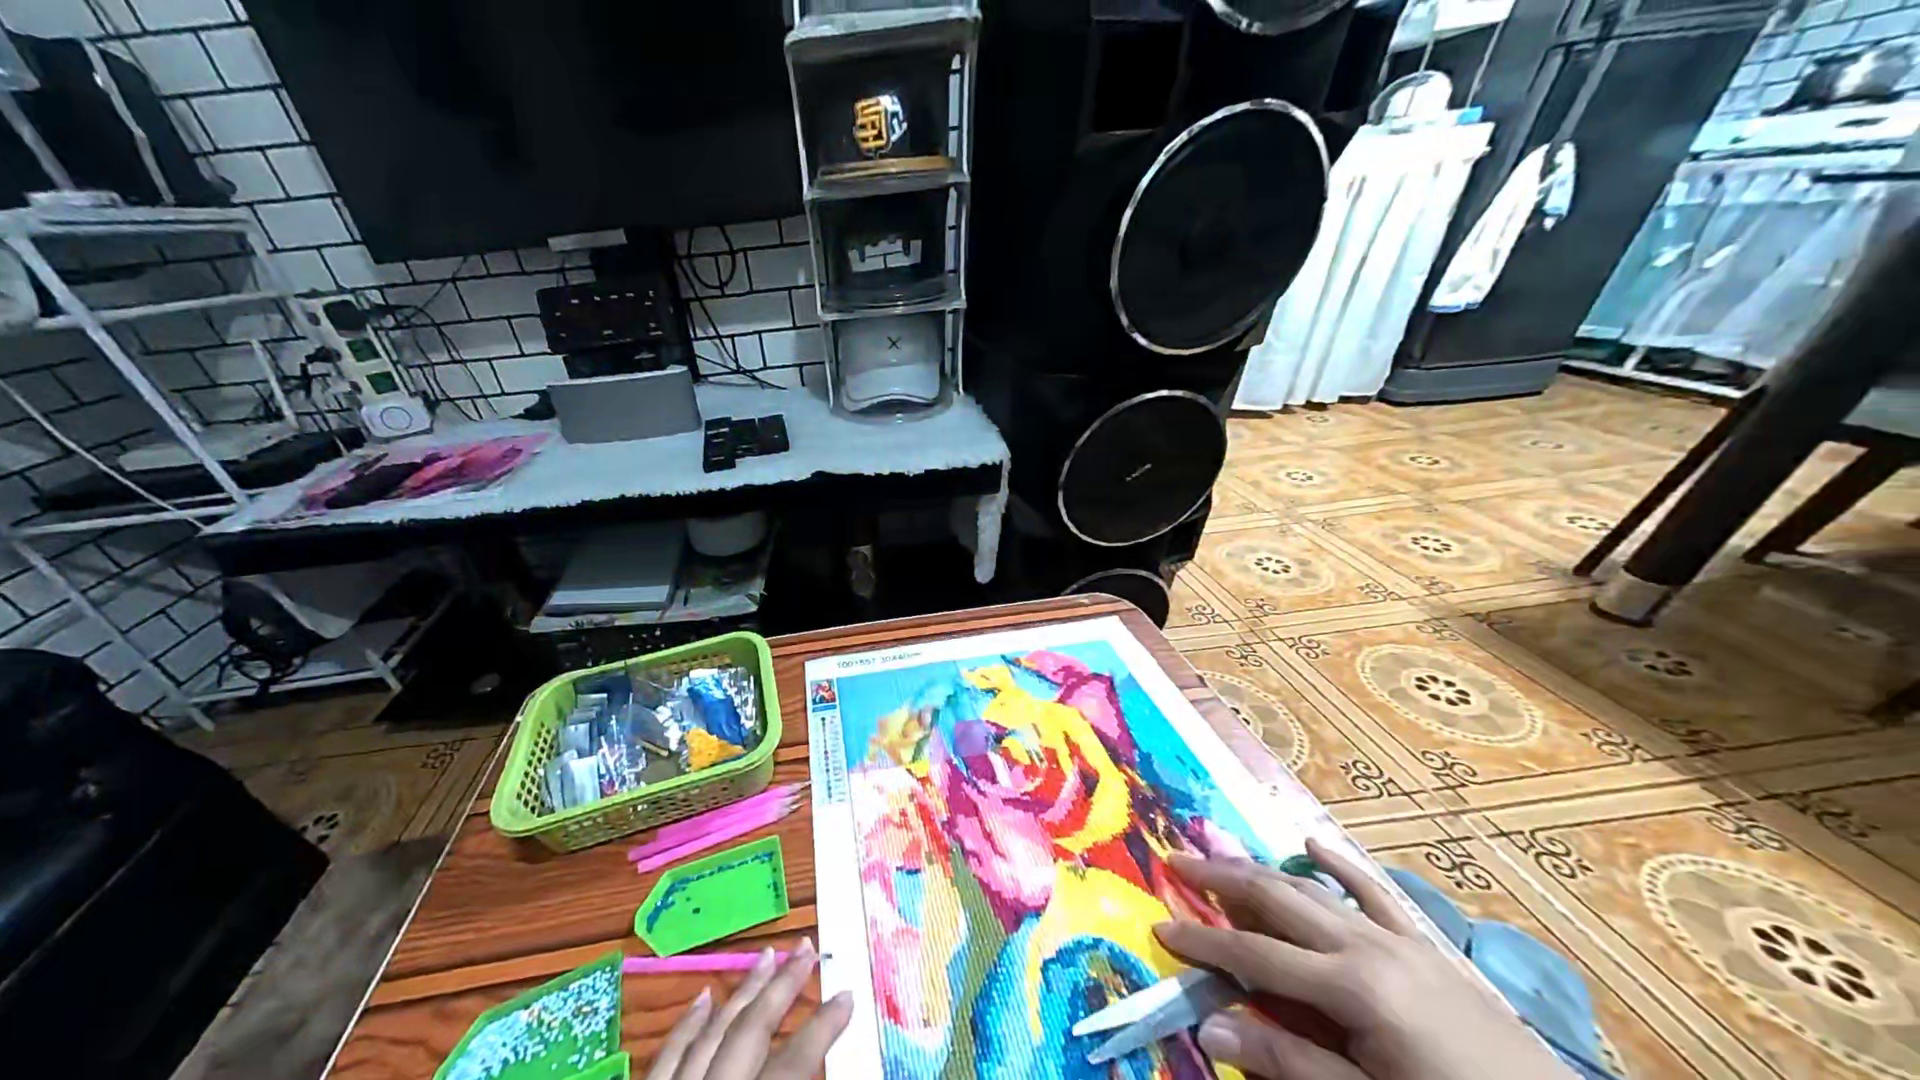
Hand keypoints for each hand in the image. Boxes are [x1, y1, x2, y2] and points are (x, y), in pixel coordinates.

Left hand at [645, 939, 853, 1079]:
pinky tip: (703, 996)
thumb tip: (817, 1061)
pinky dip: (686, 1025)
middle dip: (782, 986)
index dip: (824, 1027)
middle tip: (806, 947)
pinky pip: (665, 1057)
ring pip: (711, 1032)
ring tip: (766, 956)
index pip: (794, 1063)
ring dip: (742, 993)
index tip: (847, 994)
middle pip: (752, 1031)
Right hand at [1155, 838, 1573, 1079]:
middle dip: (1222, 880)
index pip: (1255, 956)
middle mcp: (1367, 946)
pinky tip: (1311, 846)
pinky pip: (1373, 893)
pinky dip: (1338, 866)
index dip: (1203, 943)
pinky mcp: (1424, 947)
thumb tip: (1211, 1025)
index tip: (1160, 927)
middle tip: (1177, 861)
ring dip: (1263, 871)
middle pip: (1277, 900)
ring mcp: (1399, 940)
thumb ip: (1289, 1062)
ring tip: (1222, 856)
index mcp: (1351, 987)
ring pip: (1314, 890)